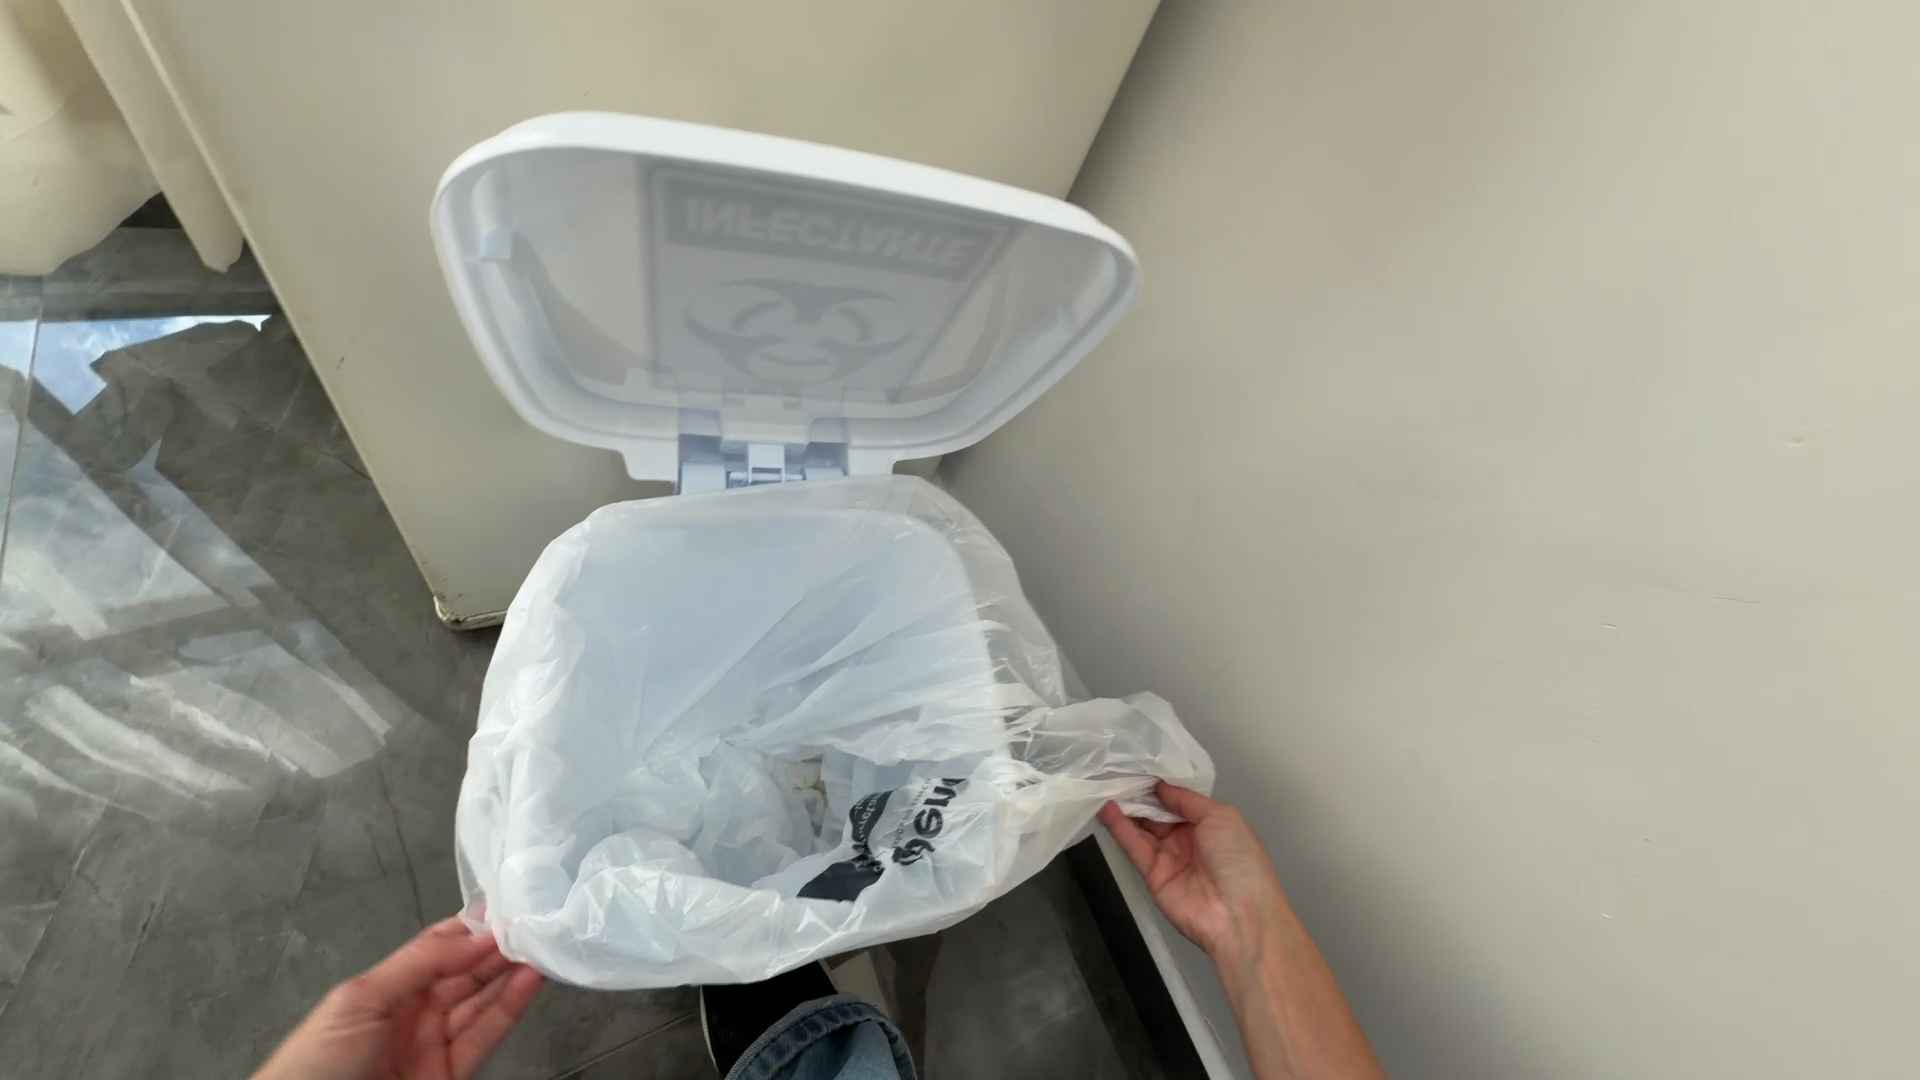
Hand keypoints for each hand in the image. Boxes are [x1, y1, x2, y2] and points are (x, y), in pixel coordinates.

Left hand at [253, 917, 543, 1079]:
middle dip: (504, 944)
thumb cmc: (314, 1064)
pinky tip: (533, 979)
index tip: (514, 905)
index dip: (477, 926)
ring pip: (484, 998)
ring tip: (547, 944)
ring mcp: (435, 1042)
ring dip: (515, 970)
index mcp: (389, 987)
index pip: (443, 945)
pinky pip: (487, 1034)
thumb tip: (484, 931)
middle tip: (541, 921)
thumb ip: (423, 962)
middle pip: (469, 969)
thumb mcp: (359, 1001)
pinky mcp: (452, 1074)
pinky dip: (513, 1006)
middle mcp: (416, 1009)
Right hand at [1099, 783, 1289, 959]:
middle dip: (1138, 793)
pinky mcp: (1151, 874)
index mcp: (1208, 824)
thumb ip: (1186, 798)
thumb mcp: (1222, 816)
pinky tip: (1106, 807)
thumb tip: (1159, 786)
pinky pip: (1134, 846)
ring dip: (1125, 806)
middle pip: (1156, 812)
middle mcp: (1187, 838)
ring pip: (1141, 826)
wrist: (1239, 916)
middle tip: (1115, 769)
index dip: (1159, 783)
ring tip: (1105, 782)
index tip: (1138, 764)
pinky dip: (1119, 827)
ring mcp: (1168, 857)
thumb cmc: (1239, 859)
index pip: (1177, 799)